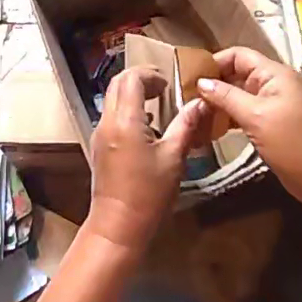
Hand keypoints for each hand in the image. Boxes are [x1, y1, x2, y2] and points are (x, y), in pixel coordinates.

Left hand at [86, 67, 211, 251]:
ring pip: (112, 99)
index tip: (169, 84)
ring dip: (133, 94)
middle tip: (164, 88)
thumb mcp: (174, 158)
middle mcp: (107, 121)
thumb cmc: (148, 194)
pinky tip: (148, 128)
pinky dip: (128, 111)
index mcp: (124, 120)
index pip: (131, 78)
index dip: (150, 74)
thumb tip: (201, 103)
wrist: (118, 227)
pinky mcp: (100, 146)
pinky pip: (112, 116)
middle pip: (118, 83)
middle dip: (140, 79)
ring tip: (159, 105)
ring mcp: (100, 134)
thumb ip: (186, 125)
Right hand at [195, 47, 301, 210]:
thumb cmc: (293, 143)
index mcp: (274, 74)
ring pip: (238, 94)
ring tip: (194, 112)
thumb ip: (226, 97)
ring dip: (218, 101)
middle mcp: (272, 84)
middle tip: (187, 98)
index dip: (214, 62)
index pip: (238, 55)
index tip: (190, 77)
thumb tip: (201, 82)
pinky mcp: (269, 123)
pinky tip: (210, 126)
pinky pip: (243, 112)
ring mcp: (271, 104)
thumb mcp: (256, 117)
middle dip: (213, 83)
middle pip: (236, 73)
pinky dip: (227, 116)